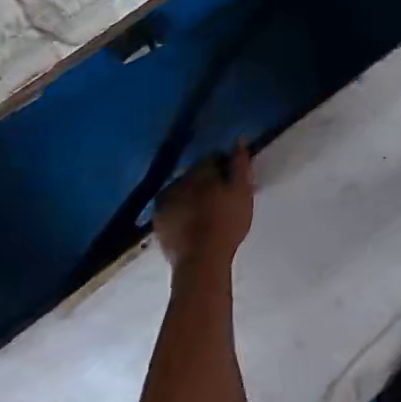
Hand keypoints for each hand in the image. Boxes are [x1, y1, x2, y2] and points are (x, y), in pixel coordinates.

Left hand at [154, 140, 254, 274]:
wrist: (201, 261)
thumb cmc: (226, 224)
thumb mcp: (242, 192)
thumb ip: (240, 164)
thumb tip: (238, 140)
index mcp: (199, 171)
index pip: (212, 158)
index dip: (224, 168)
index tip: (234, 182)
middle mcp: (178, 180)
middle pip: (195, 174)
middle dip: (207, 182)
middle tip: (221, 200)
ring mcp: (165, 201)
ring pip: (181, 191)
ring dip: (192, 196)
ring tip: (206, 214)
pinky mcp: (158, 221)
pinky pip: (172, 209)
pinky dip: (180, 212)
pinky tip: (191, 224)